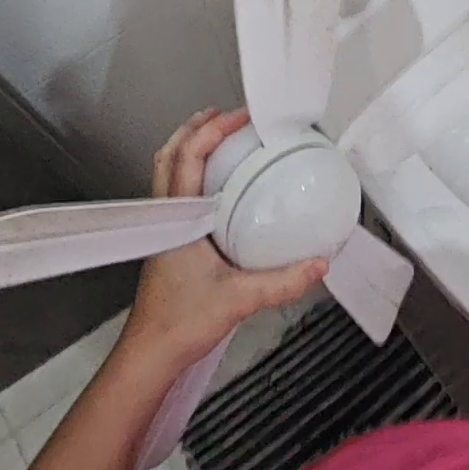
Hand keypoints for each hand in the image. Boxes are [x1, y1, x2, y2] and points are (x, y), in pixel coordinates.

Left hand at [115, 108, 326, 375]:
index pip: (188, 156)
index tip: (241, 117)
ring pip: (168, 171)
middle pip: (170, 153)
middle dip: (196, 127)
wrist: (150, 354)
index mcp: (178, 218)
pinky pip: (176, 192)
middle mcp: (166, 216)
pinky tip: (217, 184)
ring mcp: (164, 227)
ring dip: (190, 147)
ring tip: (219, 137)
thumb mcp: (238, 299)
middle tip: (226, 115)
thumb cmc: (179, 323)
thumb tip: (318, 263)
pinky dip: (192, 172)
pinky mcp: (169, 240)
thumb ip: (282, 281)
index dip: (213, 129)